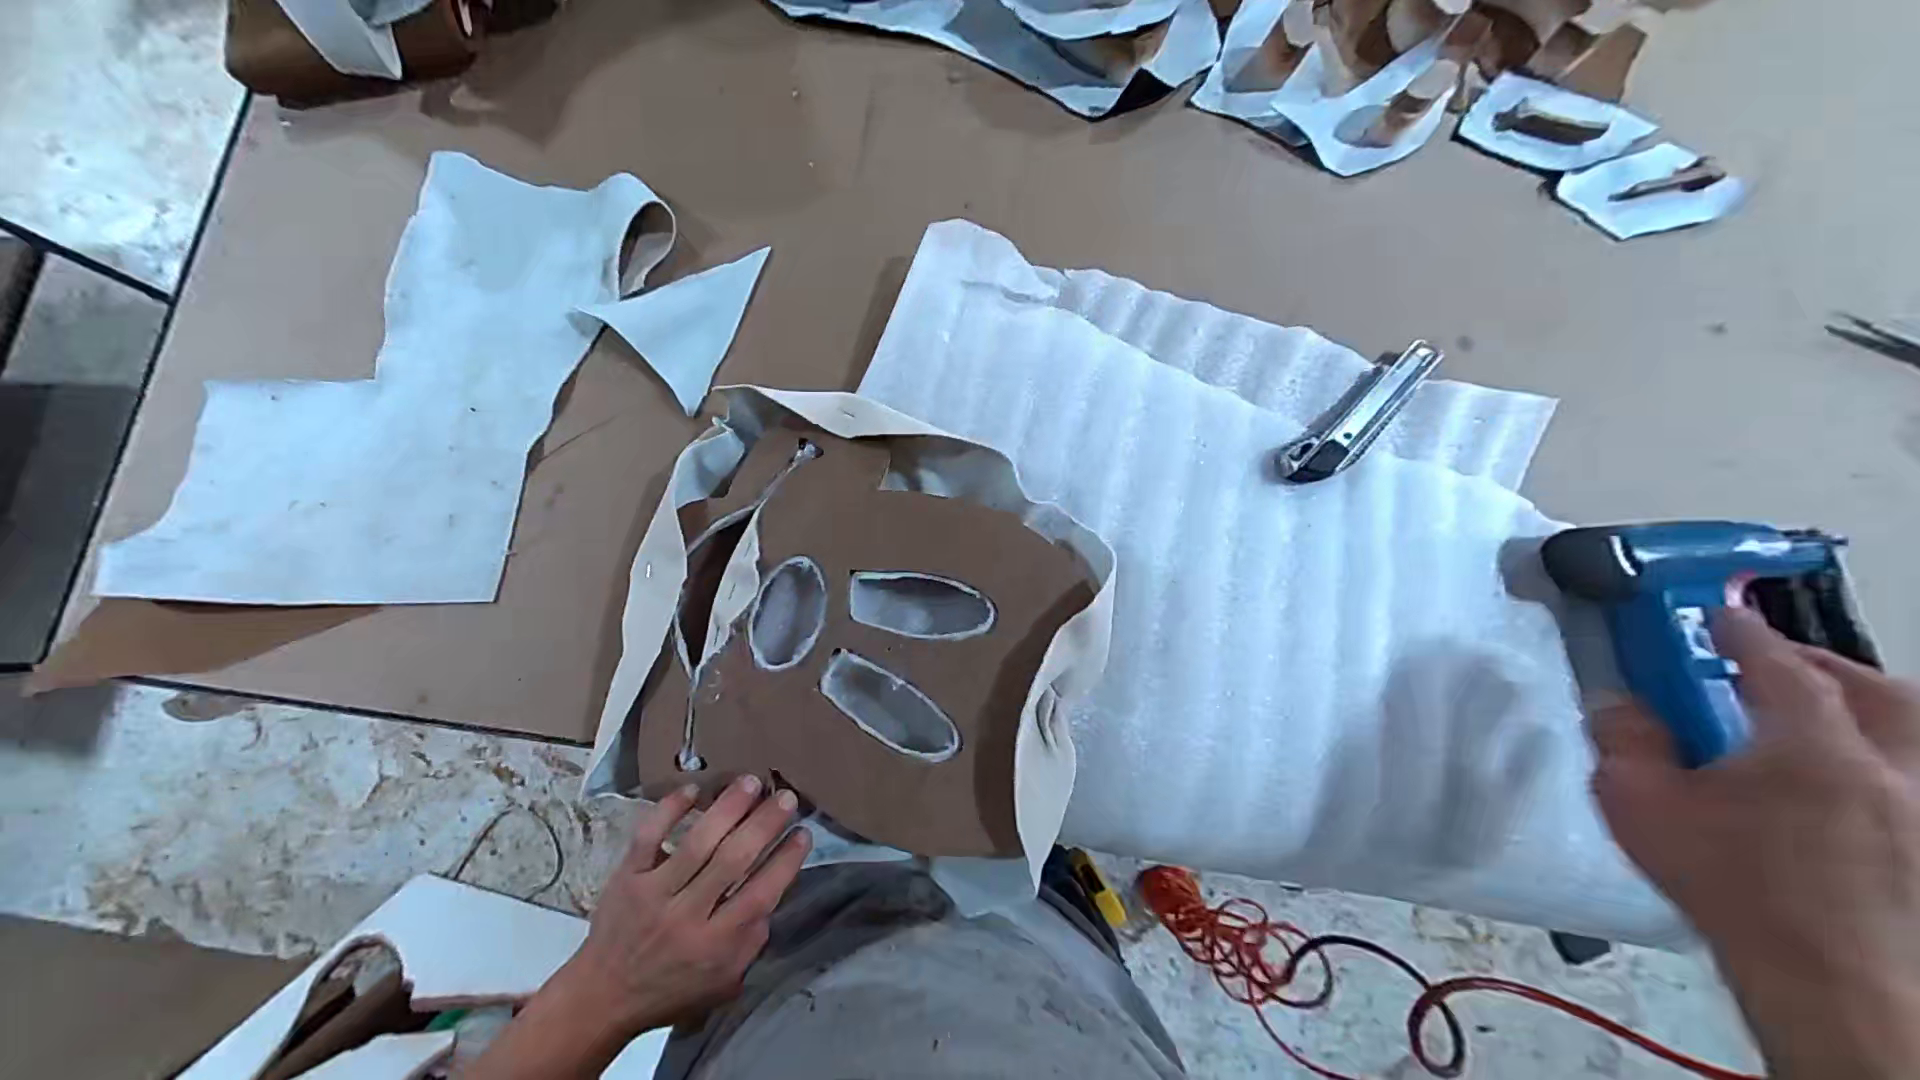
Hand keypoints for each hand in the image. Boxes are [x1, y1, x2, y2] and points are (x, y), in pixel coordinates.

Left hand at [461, 776, 810, 1078]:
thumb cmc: (673, 987)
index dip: (786, 860)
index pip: (760, 895)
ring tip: (752, 781)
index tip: (804, 832)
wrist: (602, 997)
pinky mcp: (626, 877)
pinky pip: (648, 837)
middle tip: (786, 796)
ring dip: (728, 807)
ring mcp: (653, 894)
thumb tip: (775, 887)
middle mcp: (687, 916)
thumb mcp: (724, 980)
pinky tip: (694, 788)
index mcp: (715, 945)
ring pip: (697, 842)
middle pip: (732, 860)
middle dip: (764, 823)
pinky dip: (670, 809)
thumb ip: (752, 938)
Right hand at [1591, 607, 1919, 1079]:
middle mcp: (1895, 771)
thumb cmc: (1726, 882)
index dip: (1746, 634)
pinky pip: (1915, 775)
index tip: (1719, 614)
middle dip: (1822, 664)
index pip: (1782, 669)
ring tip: (1816, 710)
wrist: (1831, 982)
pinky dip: (1884, 754)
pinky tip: (1846, 773)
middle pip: (1880, 691)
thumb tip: (1617, 701)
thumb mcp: (1638, 803)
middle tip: (1770, 661)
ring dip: (1867, 706)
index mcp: (1815, 752)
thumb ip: (1624, 741)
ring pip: (1916, 733)